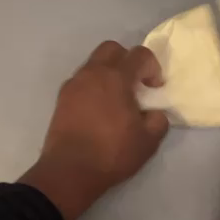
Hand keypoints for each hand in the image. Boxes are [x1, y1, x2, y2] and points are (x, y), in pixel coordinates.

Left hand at [20, 41, 169, 219]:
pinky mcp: (61, 98)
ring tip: (115, 100)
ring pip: (94, 64)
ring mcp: (73, 84)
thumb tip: (153, 113)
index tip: (155, 89)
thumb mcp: (148, 141)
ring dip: (108, 73)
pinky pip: (81, 81)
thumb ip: (157, 120)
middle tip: (134, 85)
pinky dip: (93, 87)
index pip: (139, 54)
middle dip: (127, 60)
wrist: (69, 170)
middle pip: (112, 49)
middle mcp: (92, 73)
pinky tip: (98, 110)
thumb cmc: (112, 153)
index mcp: (116, 77)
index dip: (152, 67)